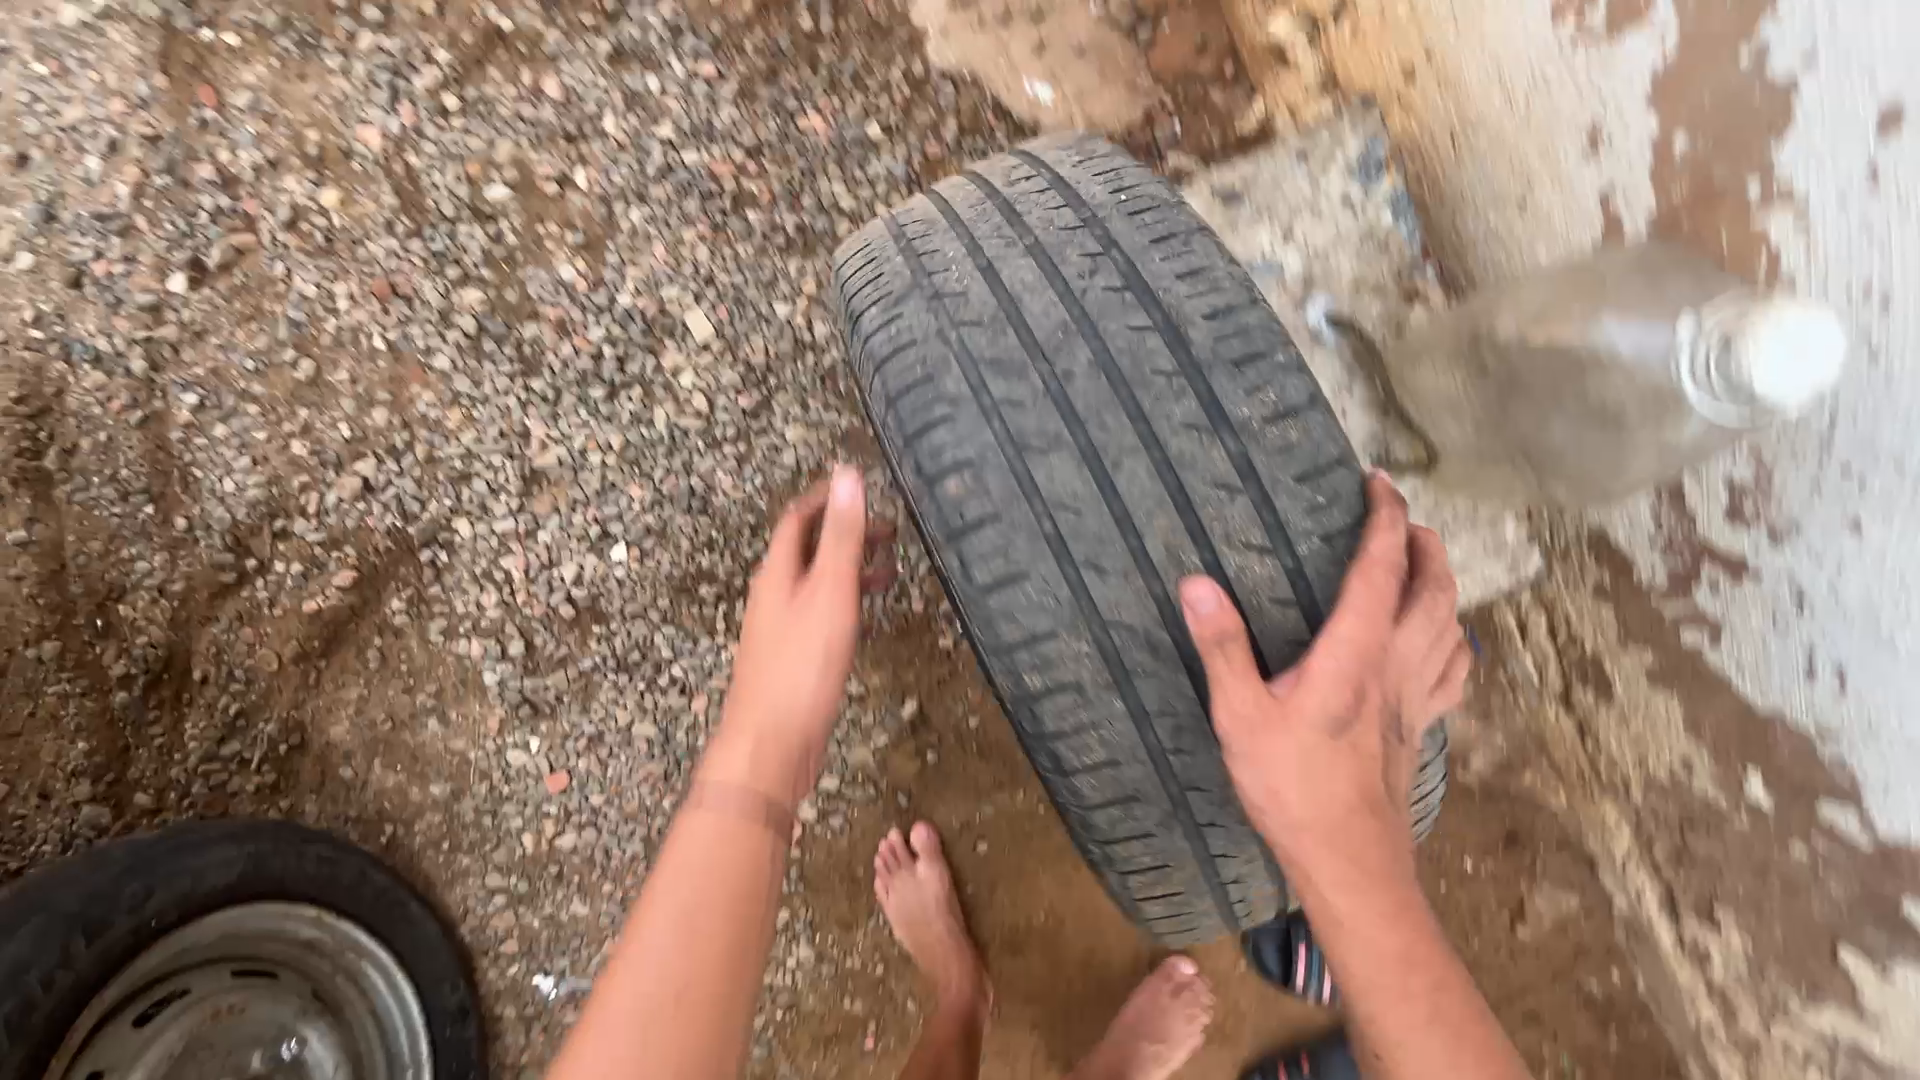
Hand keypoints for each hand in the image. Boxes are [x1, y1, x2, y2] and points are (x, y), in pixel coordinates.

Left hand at [720, 465, 895, 775]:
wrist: (771, 744)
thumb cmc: (801, 666)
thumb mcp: (829, 592)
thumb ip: (841, 535)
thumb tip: (846, 475)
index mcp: (778, 573)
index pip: (797, 518)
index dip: (825, 499)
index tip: (860, 490)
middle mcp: (774, 595)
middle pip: (808, 550)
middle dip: (846, 535)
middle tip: (888, 533)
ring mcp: (781, 628)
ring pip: (817, 584)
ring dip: (850, 571)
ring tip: (890, 574)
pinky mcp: (793, 658)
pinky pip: (822, 616)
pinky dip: (847, 605)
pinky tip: (868, 621)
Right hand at [1178, 471, 1467, 895]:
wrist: (1348, 859)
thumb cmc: (1289, 785)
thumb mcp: (1239, 715)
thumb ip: (1221, 646)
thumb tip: (1196, 583)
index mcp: (1353, 655)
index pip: (1380, 571)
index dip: (1384, 521)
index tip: (1378, 484)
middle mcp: (1395, 667)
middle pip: (1432, 591)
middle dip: (1425, 545)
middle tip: (1404, 518)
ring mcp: (1417, 699)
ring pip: (1452, 625)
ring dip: (1446, 585)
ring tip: (1428, 564)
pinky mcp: (1421, 727)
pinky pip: (1455, 670)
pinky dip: (1455, 639)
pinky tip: (1444, 640)